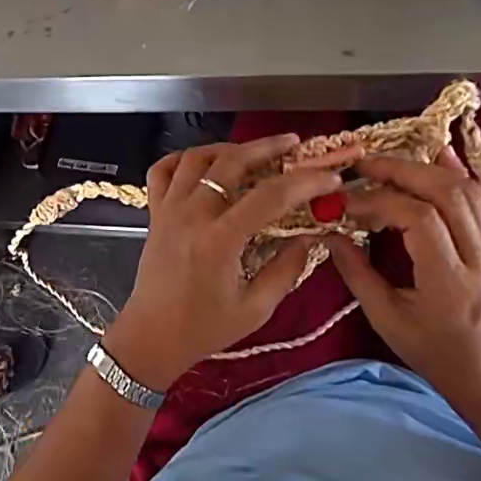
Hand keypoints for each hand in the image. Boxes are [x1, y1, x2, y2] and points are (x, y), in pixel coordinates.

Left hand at [104, 135, 353, 390]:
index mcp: (219, 241)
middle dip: (267, 147)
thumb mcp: (255, 309)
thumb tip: (308, 238)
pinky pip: (162, 170)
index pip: (269, 197)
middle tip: (293, 142)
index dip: (304, 183)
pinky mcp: (155, 213)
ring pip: (196, 158)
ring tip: (252, 151)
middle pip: (231, 162)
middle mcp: (192, 216)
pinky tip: (205, 163)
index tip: (329, 178)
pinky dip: (183, 158)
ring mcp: (169, 210)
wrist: (151, 338)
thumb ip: (286, 270)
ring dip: (228, 148)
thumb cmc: (203, 328)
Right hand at [322, 147, 480, 406]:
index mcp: (449, 282)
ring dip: (423, 167)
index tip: (347, 206)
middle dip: (401, 170)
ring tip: (387, 162)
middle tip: (363, 166)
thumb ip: (358, 274)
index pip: (419, 219)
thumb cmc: (436, 355)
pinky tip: (434, 152)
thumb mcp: (387, 321)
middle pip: (446, 193)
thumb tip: (331, 235)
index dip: (379, 202)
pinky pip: (476, 198)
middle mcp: (475, 257)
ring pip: (464, 190)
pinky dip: (453, 171)